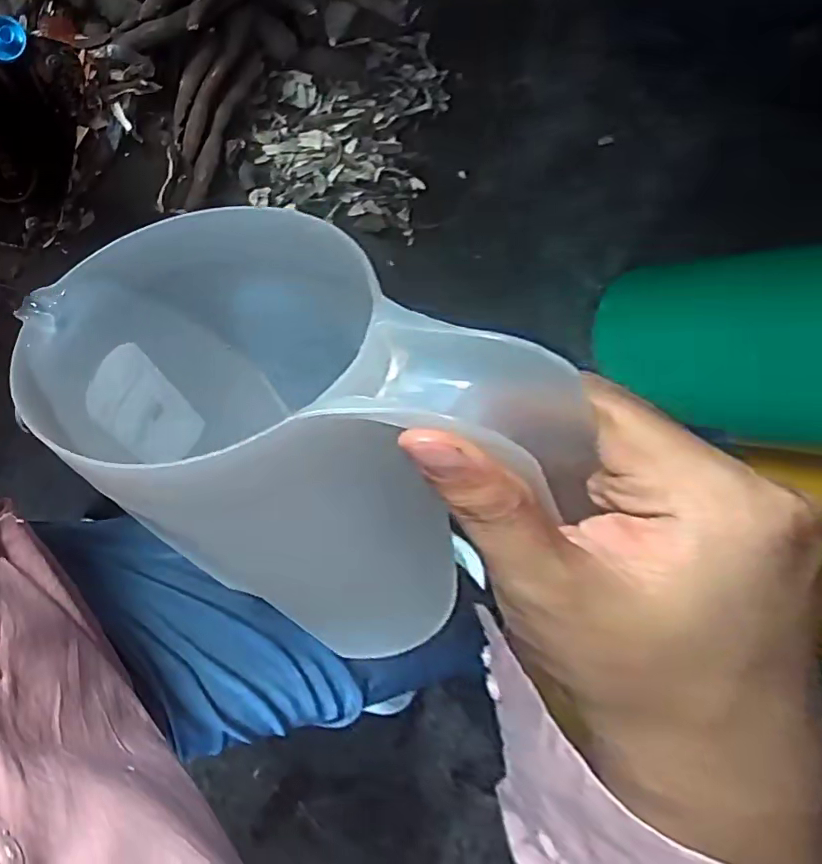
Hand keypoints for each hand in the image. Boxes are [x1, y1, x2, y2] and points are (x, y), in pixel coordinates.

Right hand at [399, 376, 821, 863]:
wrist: (704, 769)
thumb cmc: (624, 676)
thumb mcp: (542, 582)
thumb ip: (485, 499)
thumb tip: (416, 432)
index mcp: (720, 496)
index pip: (596, 405)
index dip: (512, 399)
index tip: (440, 408)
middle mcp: (751, 491)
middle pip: (606, 423)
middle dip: (522, 430)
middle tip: (446, 441)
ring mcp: (746, 513)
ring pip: (612, 448)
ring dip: (544, 456)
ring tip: (478, 469)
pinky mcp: (728, 532)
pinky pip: (629, 478)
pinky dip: (571, 481)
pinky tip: (530, 500)